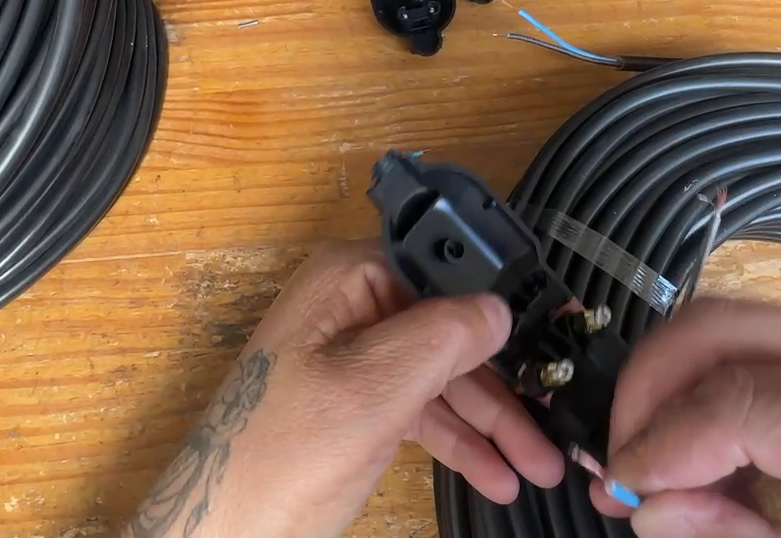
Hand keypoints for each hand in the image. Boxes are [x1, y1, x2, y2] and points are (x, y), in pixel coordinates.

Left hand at [123, 240, 563, 537]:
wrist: (224, 534)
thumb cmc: (287, 453)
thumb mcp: (372, 390)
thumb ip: (441, 338)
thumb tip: (498, 307)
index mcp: (349, 276)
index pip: (440, 269)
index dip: (497, 301)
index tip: (552, 332)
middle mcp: (355, 303)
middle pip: (447, 328)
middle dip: (501, 382)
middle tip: (556, 418)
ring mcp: (355, 353)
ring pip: (440, 374)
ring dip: (489, 421)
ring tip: (541, 466)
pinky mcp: (356, 398)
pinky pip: (420, 406)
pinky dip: (457, 438)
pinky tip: (497, 474)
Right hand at [594, 299, 780, 537]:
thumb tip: (643, 508)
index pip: (749, 401)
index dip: (666, 441)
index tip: (618, 489)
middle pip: (727, 328)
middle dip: (652, 385)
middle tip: (617, 458)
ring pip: (735, 325)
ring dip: (674, 383)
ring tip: (651, 459)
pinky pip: (763, 351)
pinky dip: (713, 391)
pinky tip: (708, 459)